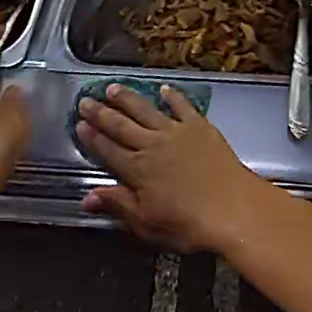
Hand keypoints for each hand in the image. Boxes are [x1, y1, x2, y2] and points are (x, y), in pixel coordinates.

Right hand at [77, 84, 276, 252]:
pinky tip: (163, 89)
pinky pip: (181, 106)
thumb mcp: (146, 223)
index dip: (92, 137)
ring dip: (128, 98)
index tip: (79, 123)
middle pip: (121, 125)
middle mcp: (152, 145)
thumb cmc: (188, 223)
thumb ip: (118, 205)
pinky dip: (172, 96)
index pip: (108, 150)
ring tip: (112, 87)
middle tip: (85, 99)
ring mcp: (175, 131)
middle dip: (101, 112)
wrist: (231, 207)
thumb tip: (87, 198)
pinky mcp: (198, 126)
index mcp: (137, 170)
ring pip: (145, 110)